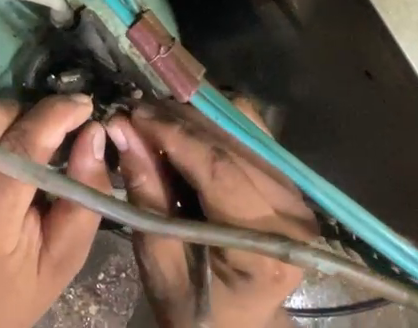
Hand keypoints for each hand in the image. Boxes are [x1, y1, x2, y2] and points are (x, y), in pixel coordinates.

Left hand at [0, 95, 110, 327]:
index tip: (83, 104)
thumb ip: (84, 198)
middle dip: (27, 111)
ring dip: (3, 119)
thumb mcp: (60, 263)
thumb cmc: (8, 298)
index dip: (55, 116)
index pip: (21, 149)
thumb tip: (93, 135)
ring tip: (27, 137)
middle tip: (53, 124)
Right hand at [108, 100, 317, 327]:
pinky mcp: (289, 180)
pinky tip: (185, 129)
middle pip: (231, 142)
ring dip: (195, 117)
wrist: (235, 326)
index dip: (174, 134)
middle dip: (179, 119)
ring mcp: (296, 192)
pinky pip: (250, 131)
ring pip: (242, 127)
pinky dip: (214, 122)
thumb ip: (146, 193)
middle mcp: (292, 212)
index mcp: (266, 246)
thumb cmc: (194, 309)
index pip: (219, 169)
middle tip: (136, 111)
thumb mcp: (160, 263)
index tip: (134, 113)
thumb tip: (122, 128)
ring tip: (156, 120)